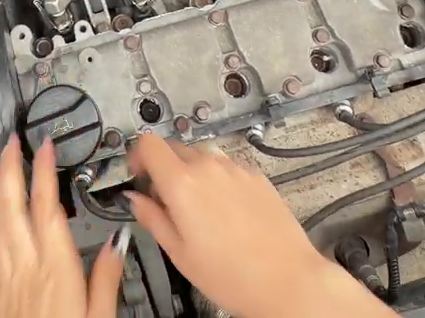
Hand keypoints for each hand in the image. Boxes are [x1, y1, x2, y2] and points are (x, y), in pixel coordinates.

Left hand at [0, 136, 122, 317]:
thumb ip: (106, 280)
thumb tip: (116, 243)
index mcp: (57, 270)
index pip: (47, 208)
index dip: (44, 171)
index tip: (44, 146)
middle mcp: (27, 267)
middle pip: (14, 205)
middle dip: (12, 168)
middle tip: (13, 141)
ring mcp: (7, 277)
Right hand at [126, 133, 393, 317]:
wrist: (289, 281)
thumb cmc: (236, 276)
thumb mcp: (179, 254)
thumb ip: (151, 218)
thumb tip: (135, 200)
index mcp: (182, 183)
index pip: (147, 144)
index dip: (137, 156)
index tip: (138, 173)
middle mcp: (207, 166)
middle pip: (173, 148)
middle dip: (164, 169)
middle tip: (167, 200)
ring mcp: (234, 168)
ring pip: (201, 158)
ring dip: (193, 174)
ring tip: (201, 212)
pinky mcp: (255, 175)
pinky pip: (226, 168)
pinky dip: (219, 181)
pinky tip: (227, 213)